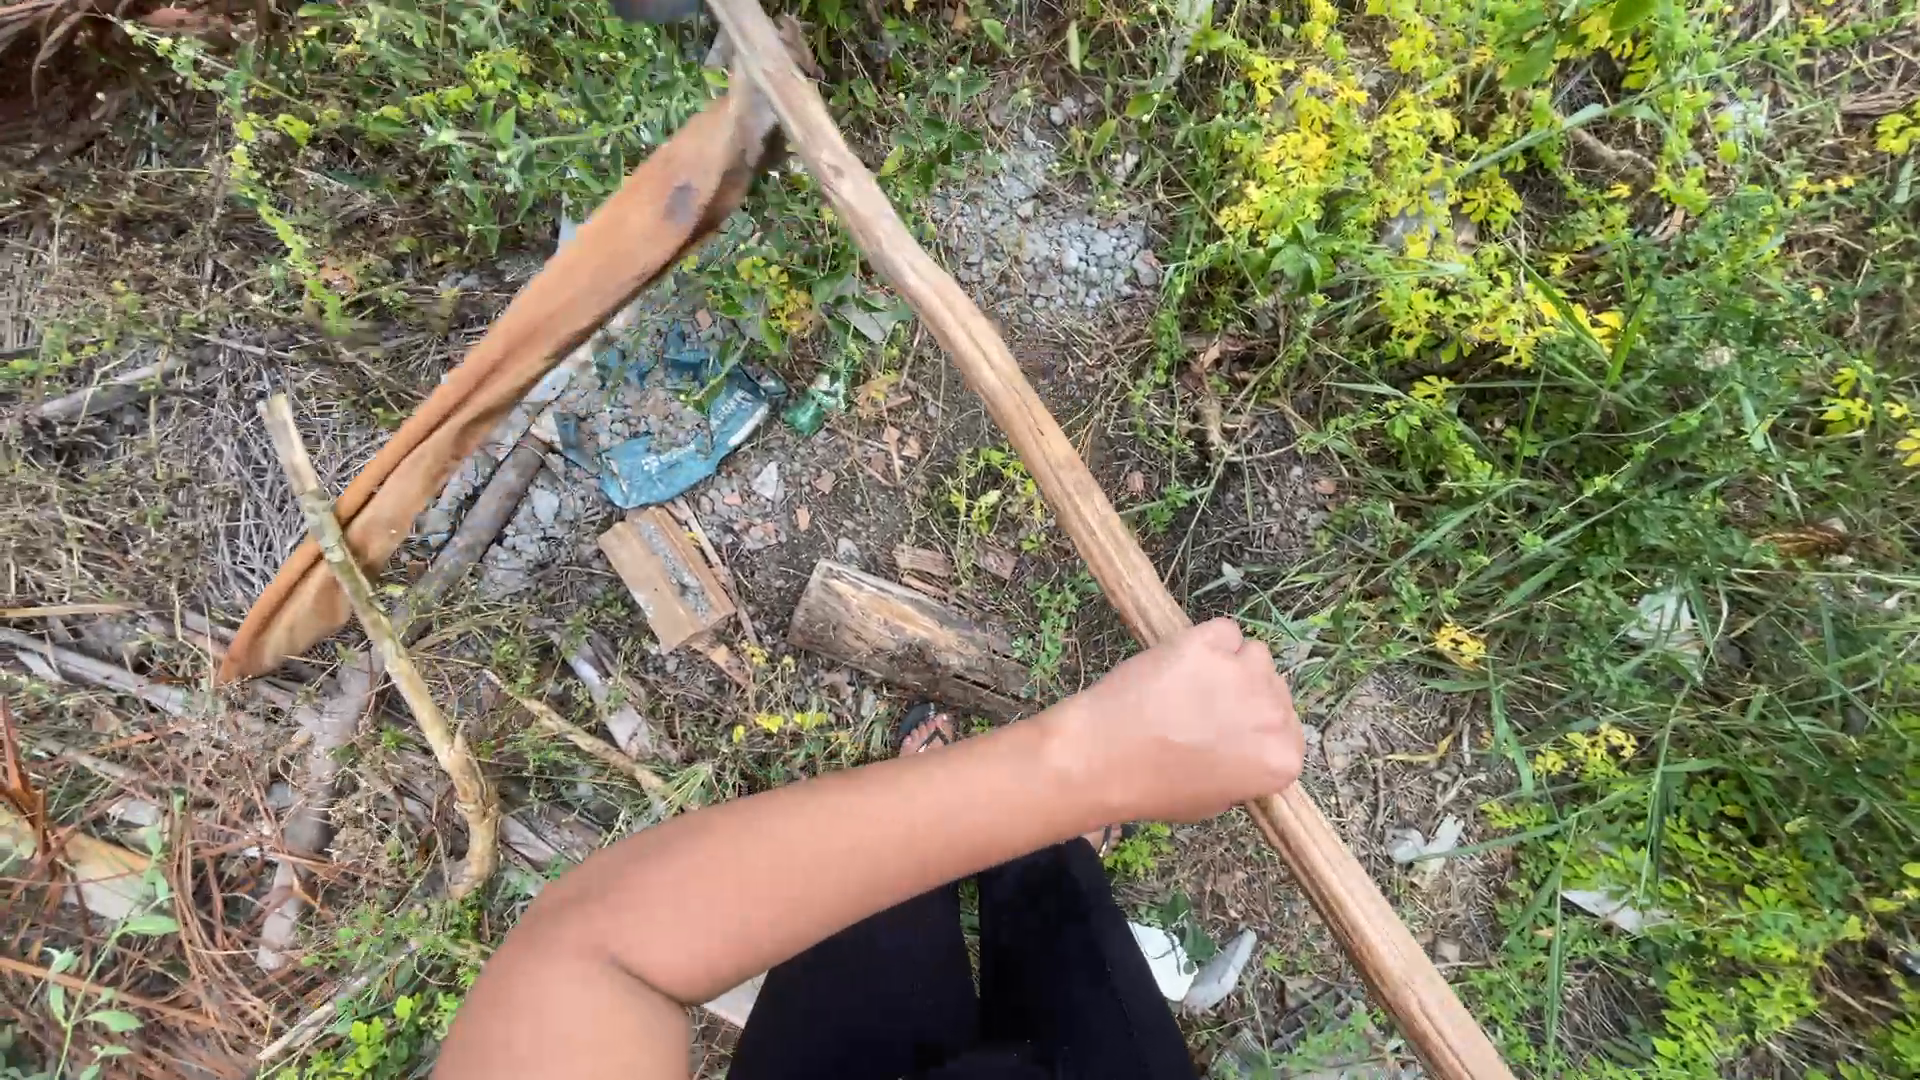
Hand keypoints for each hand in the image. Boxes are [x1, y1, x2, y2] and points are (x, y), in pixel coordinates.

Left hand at [1045, 617, 1303, 823]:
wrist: (1101, 758)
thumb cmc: (1152, 786)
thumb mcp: (1216, 799)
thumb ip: (1247, 767)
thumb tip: (1248, 741)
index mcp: (1282, 760)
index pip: (1289, 731)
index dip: (1255, 728)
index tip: (1229, 729)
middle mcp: (1273, 716)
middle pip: (1273, 688)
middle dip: (1243, 695)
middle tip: (1201, 708)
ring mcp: (1241, 674)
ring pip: (1253, 654)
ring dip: (1228, 664)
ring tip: (1188, 685)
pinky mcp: (1206, 643)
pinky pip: (1224, 631)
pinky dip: (1206, 640)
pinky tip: (1179, 661)